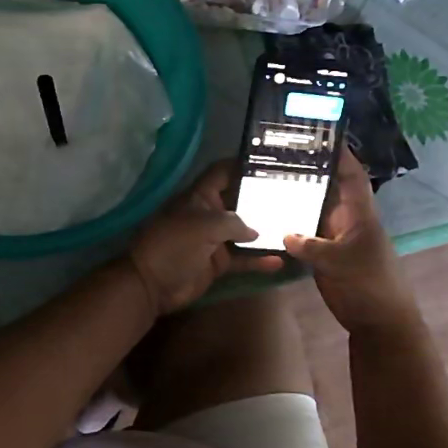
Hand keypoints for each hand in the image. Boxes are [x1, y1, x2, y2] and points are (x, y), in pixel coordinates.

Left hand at [126, 161, 283, 314]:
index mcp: (200, 196)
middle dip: (265, 198)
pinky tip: (280, 262)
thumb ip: (234, 222)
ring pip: (246, 231)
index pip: (223, 172)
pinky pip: (243, 259)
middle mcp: (210, 213)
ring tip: (294, 227)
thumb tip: (256, 231)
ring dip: (266, 231)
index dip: (244, 165)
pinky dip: (259, 260)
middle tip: (296, 196)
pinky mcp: (218, 262)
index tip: (273, 164)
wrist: (151, 284)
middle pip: (240, 200)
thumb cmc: (173, 245)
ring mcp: (214, 239)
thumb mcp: (204, 225)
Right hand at [284, 148, 418, 330]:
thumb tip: (285, 233)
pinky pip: (303, 232)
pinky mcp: (321, 254)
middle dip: (307, 170)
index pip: (351, 174)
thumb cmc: (369, 285)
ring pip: (312, 209)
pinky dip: (287, 224)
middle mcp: (345, 219)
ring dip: (294, 196)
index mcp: (359, 213)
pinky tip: (266, 217)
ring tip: (265, 178)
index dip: (339, 153)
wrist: (377, 321)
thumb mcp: (341, 262)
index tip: (319, 132)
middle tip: (277, 153)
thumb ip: (312, 245)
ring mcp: (332, 236)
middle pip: (326, 187)